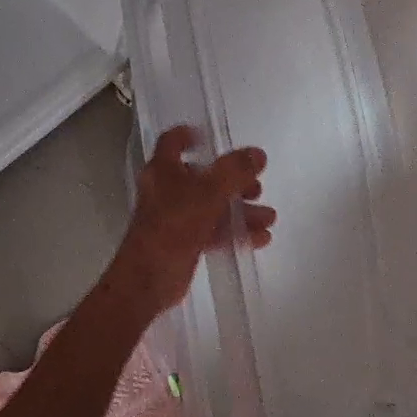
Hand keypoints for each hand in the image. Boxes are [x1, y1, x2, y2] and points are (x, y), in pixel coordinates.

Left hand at [105, 125, 273, 316]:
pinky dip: (234, 232)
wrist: (147, 281)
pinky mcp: (183, 243)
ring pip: (213, 206)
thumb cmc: (173, 226)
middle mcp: (167, 190)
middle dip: (234, 181)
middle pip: (203, 176)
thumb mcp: (208, 192)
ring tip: (269, 218)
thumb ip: (235, 171)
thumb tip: (259, 153)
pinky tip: (259, 239)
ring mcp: (174, 218)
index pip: (172, 142)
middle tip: (256, 188)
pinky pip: (213, 230)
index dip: (190, 135)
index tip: (212, 138)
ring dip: (241, 210)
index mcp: (163, 170)